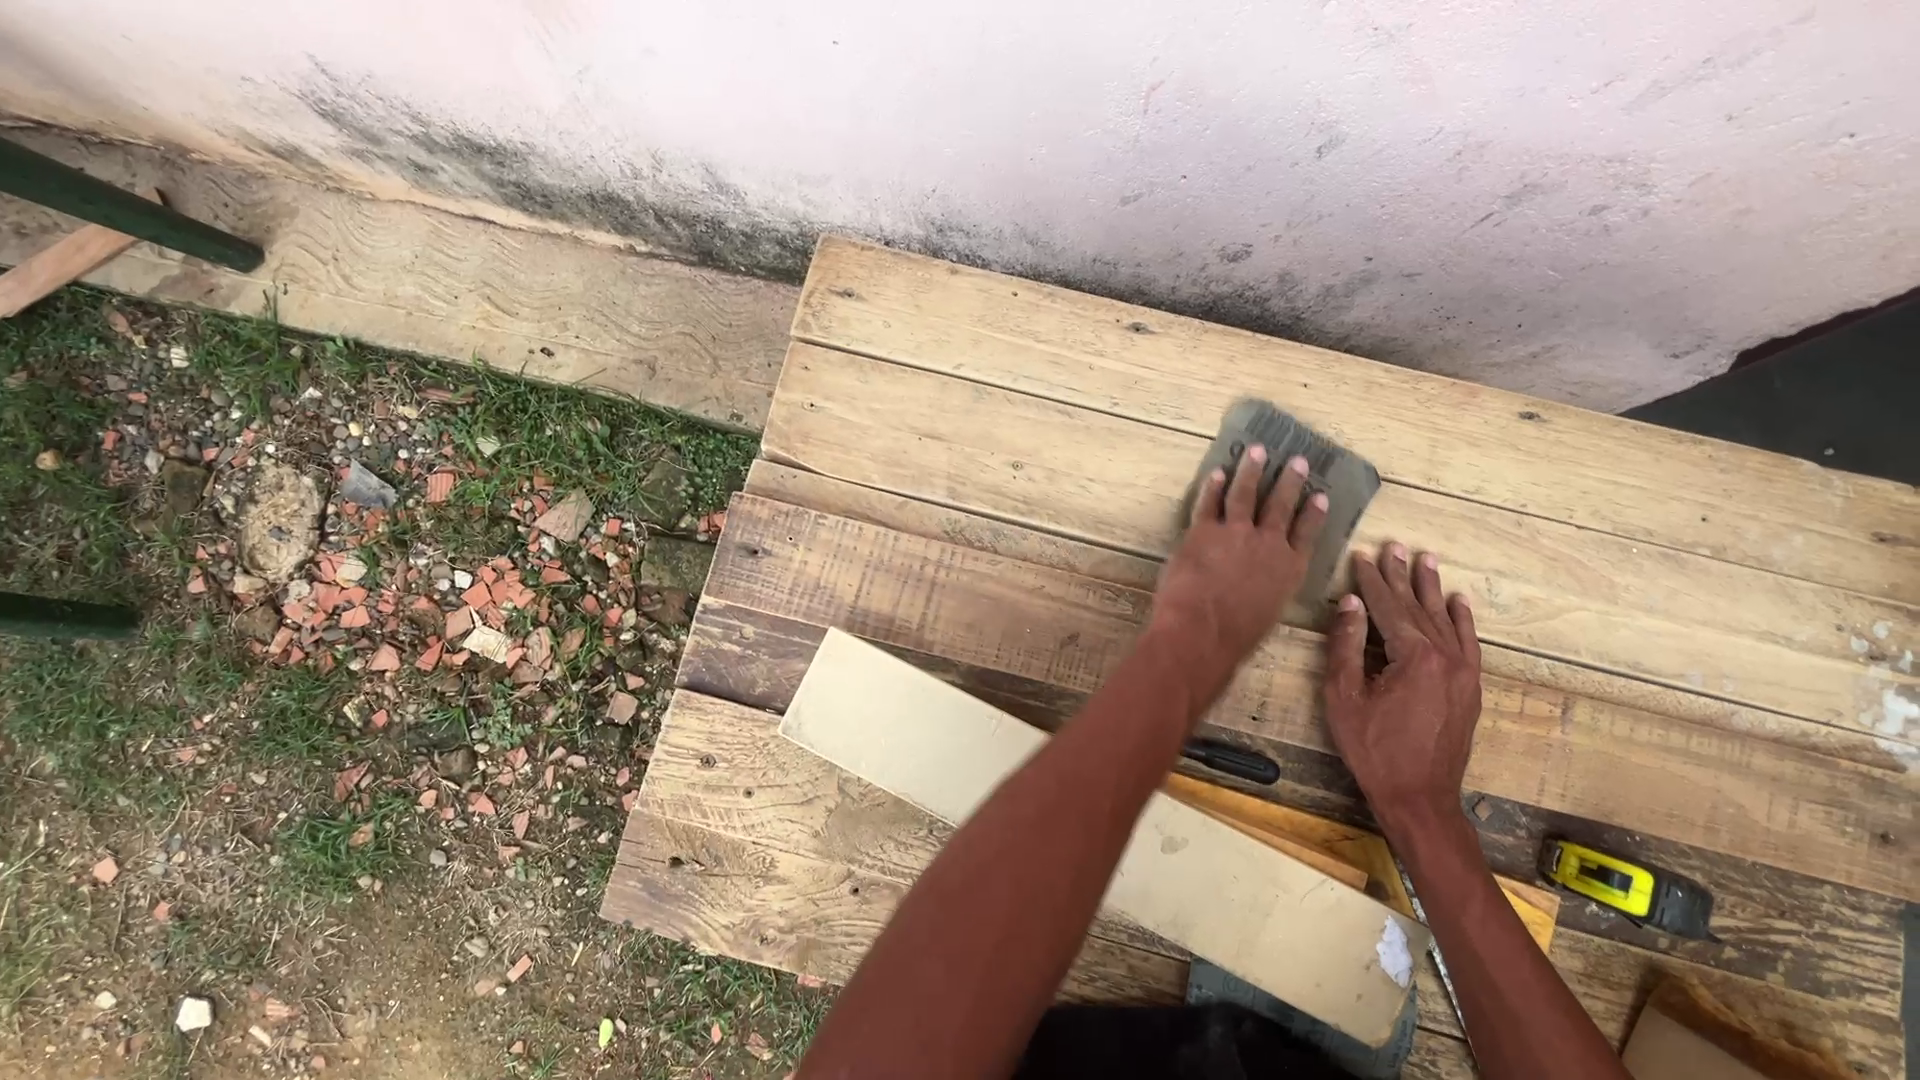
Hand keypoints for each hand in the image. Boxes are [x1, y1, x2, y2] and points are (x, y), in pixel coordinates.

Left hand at [1150, 446, 1328, 667]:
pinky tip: (1217, 472)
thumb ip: (1267, 592)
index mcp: (1289, 570)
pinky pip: (1209, 502)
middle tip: (1298, 461)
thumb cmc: (1235, 637)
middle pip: (1280, 506)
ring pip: (1245, 493)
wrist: (1201, 630)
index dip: (1313, 514)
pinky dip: (1212, 486)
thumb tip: (1259, 585)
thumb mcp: (1267, 614)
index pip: (1306, 534)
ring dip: (1252, 470)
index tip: (1321, 495)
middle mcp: (1267, 545)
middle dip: (1290, 482)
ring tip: (1258, 451)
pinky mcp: (1203, 530)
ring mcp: (1235, 533)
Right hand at [1324, 544, 1482, 828]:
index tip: (1361, 556)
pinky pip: (1468, 643)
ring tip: (1425, 559)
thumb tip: (1350, 604)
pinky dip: (1461, 619)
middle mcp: (1446, 657)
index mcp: (1414, 657)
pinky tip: (1456, 601)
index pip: (1388, 607)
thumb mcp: (1344, 697)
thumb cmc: (1372, 749)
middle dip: (1401, 577)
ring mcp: (1463, 672)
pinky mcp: (1470, 687)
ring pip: (1445, 619)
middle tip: (1394, 546)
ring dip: (1431, 588)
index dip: (1371, 581)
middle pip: (1417, 607)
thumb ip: (1347, 646)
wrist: (1418, 796)